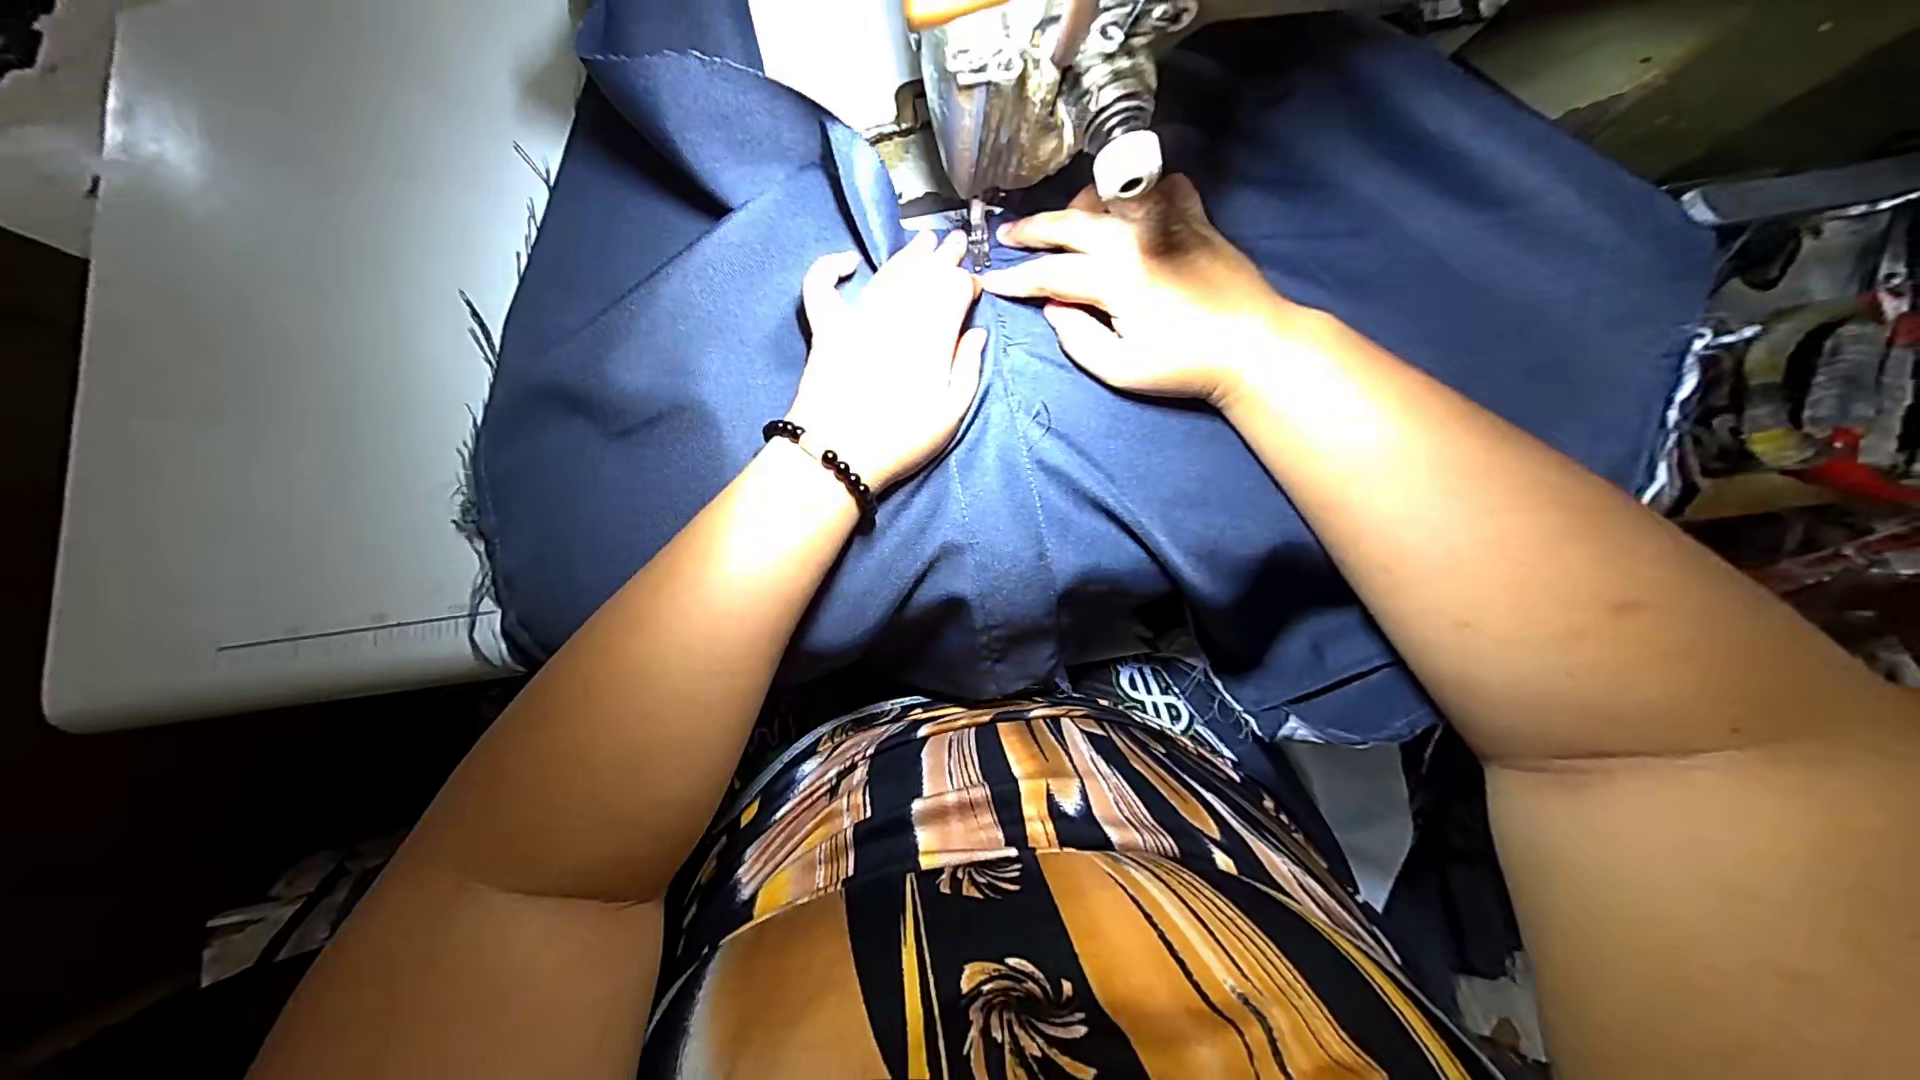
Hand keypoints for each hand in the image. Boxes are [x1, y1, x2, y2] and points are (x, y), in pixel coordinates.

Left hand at [785, 230, 986, 491]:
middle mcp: (896, 311)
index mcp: (932, 330)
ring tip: (922, 241)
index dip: (968, 281)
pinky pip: (822, 286)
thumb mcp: (952, 411)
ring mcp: (857, 315)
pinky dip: (830, 267)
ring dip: (907, 254)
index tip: (975, 286)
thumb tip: (975, 333)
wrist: (838, 453)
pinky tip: (847, 261)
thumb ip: (968, 367)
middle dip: (943, 255)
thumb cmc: (901, 439)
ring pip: (886, 271)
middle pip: (924, 271)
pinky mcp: (826, 327)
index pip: (955, 287)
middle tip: (954, 241)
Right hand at [977, 176, 1304, 408]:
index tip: (991, 280)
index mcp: (1115, 278)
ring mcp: (1167, 222)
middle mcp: (1136, 238)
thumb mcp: (1121, 368)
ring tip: (1064, 223)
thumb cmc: (1183, 365)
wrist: (1251, 344)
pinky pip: (1160, 187)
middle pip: (1070, 223)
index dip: (1016, 279)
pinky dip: (1138, 194)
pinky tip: (1130, 211)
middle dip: (1032, 230)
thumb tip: (1052, 308)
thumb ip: (1078, 338)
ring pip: (1109, 197)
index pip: (1050, 274)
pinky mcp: (1194, 218)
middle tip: (1008, 235)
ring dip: (1078, 207)